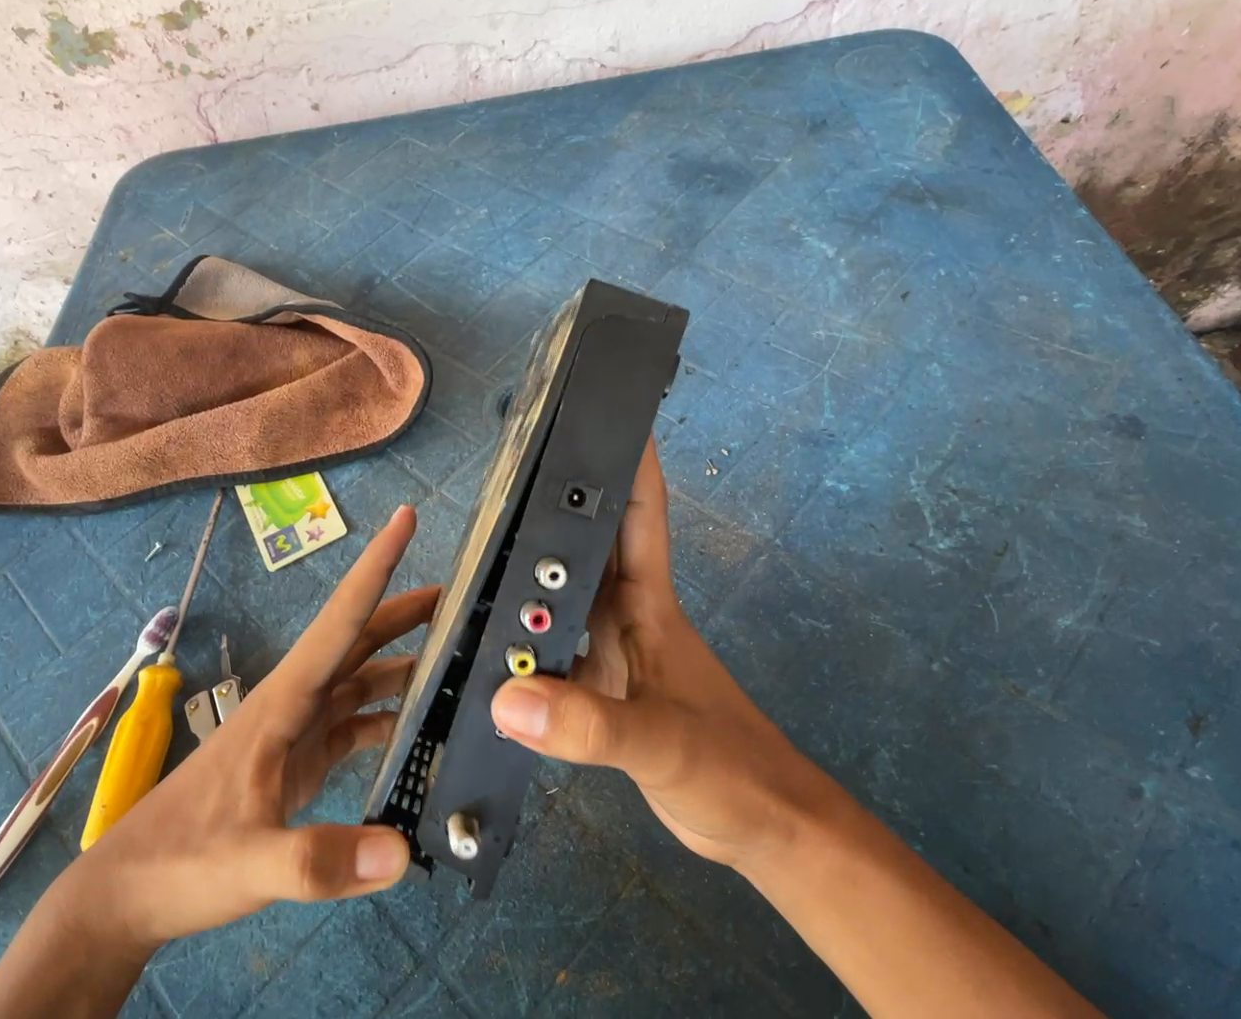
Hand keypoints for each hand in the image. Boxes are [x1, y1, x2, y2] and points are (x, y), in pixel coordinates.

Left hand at [59, 506, 432, 946]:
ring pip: (358, 681)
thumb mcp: (248, 865)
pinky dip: (388, 721)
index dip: (374, 568)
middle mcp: (292, 706)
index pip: (338, 622)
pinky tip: (421, 732)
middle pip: (356, 641)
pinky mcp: (298, 764)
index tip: (405, 519)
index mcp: (281, 703)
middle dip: (405, 612)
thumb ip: (321, 861)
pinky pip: (354, 725)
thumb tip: (403, 853)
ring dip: (403, 666)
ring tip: (456, 660)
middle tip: (463, 596)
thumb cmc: (179, 862)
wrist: (129, 895)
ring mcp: (295, 735)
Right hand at [489, 442, 827, 870]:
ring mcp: (615, 658)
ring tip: (477, 557)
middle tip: (499, 478)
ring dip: (530, 584)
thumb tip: (506, 699)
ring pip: (566, 605)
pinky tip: (489, 656)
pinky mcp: (605, 696)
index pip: (638, 516)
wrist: (764, 828)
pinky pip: (555, 660)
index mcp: (650, 607)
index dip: (623, 461)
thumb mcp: (662, 744)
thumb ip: (589, 725)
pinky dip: (524, 653)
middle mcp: (628, 620)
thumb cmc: (733, 770)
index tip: (592, 413)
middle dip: (550, 511)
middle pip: (585, 551)